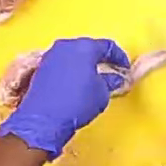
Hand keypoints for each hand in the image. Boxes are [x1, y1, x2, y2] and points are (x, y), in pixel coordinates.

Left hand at [0, 37, 130, 157]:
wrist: (43, 119)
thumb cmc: (76, 103)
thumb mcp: (102, 93)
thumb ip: (110, 81)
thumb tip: (113, 79)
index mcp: (85, 47)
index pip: (107, 46)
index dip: (120, 57)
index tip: (124, 67)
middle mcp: (66, 46)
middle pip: (88, 48)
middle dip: (100, 59)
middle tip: (110, 71)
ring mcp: (50, 55)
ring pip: (73, 55)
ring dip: (84, 64)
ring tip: (92, 79)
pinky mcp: (40, 68)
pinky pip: (61, 64)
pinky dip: (70, 70)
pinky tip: (75, 84)